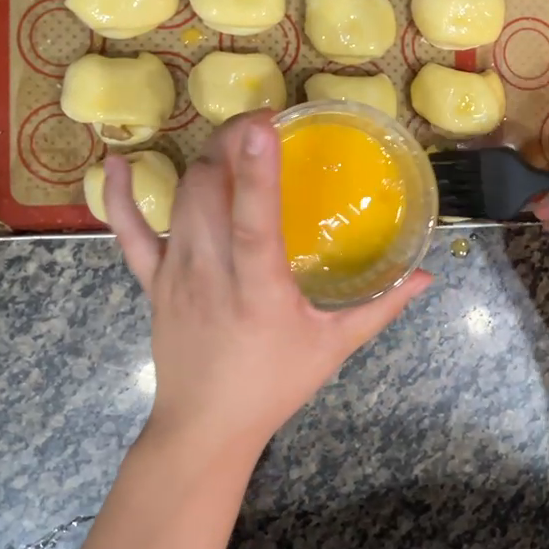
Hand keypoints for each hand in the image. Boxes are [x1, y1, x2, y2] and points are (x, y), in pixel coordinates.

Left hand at [105, 112, 432, 454]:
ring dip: (207, 160)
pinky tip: (119, 162)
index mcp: (258, 291)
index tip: (265, 123)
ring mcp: (175, 274)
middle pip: (209, 191)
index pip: (254, 222)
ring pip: (182, 200)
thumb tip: (429, 275)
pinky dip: (119, 197)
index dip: (258, 170)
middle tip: (265, 121)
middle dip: (231, 143)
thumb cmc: (273, 385)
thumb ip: (382, 308)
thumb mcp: (334, 347)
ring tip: (236, 139)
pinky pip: (129, 234)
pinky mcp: (153, 280)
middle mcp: (210, 274)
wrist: (204, 427)